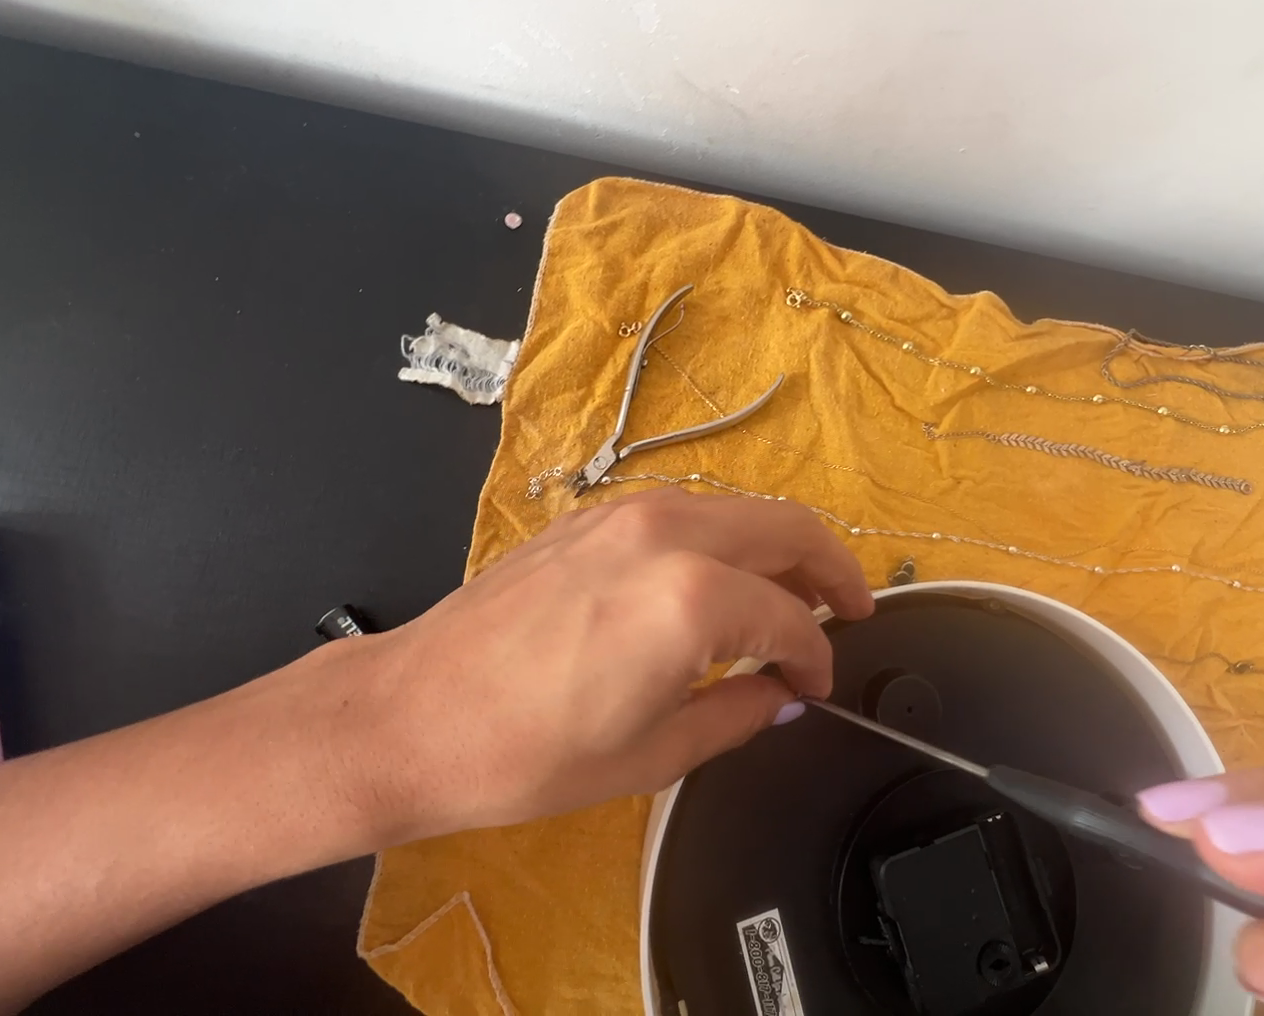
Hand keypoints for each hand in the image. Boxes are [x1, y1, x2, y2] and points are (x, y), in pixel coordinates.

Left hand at [270, 488, 873, 848]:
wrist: (411, 713)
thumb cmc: (529, 752)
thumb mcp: (652, 753)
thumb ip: (737, 713)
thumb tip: (782, 694)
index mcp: (692, 597)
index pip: (791, 619)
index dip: (819, 657)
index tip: (817, 685)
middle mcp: (668, 532)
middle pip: (787, 528)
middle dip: (833, 569)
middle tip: (852, 609)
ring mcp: (626, 512)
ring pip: (740, 510)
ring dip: (780, 548)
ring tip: (793, 597)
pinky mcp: (593, 513)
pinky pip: (690, 512)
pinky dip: (727, 539)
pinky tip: (722, 580)